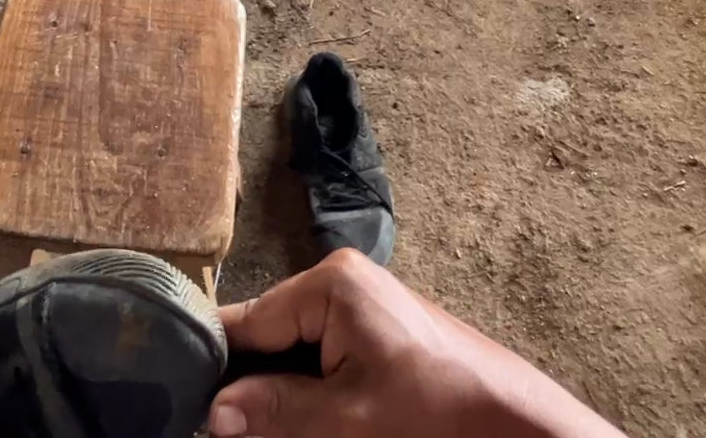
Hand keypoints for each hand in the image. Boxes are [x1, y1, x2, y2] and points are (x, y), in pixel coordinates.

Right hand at [209, 250, 626, 437]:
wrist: (520, 426)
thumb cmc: (438, 416)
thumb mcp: (348, 422)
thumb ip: (277, 413)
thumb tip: (214, 414)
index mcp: (332, 284)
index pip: (249, 321)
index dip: (216, 364)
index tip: (185, 401)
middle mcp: (343, 282)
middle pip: (271, 334)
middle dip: (252, 385)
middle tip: (228, 427)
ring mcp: (364, 305)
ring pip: (296, 350)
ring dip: (281, 393)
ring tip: (260, 425)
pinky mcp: (379, 332)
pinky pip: (325, 357)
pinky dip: (311, 391)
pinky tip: (306, 421)